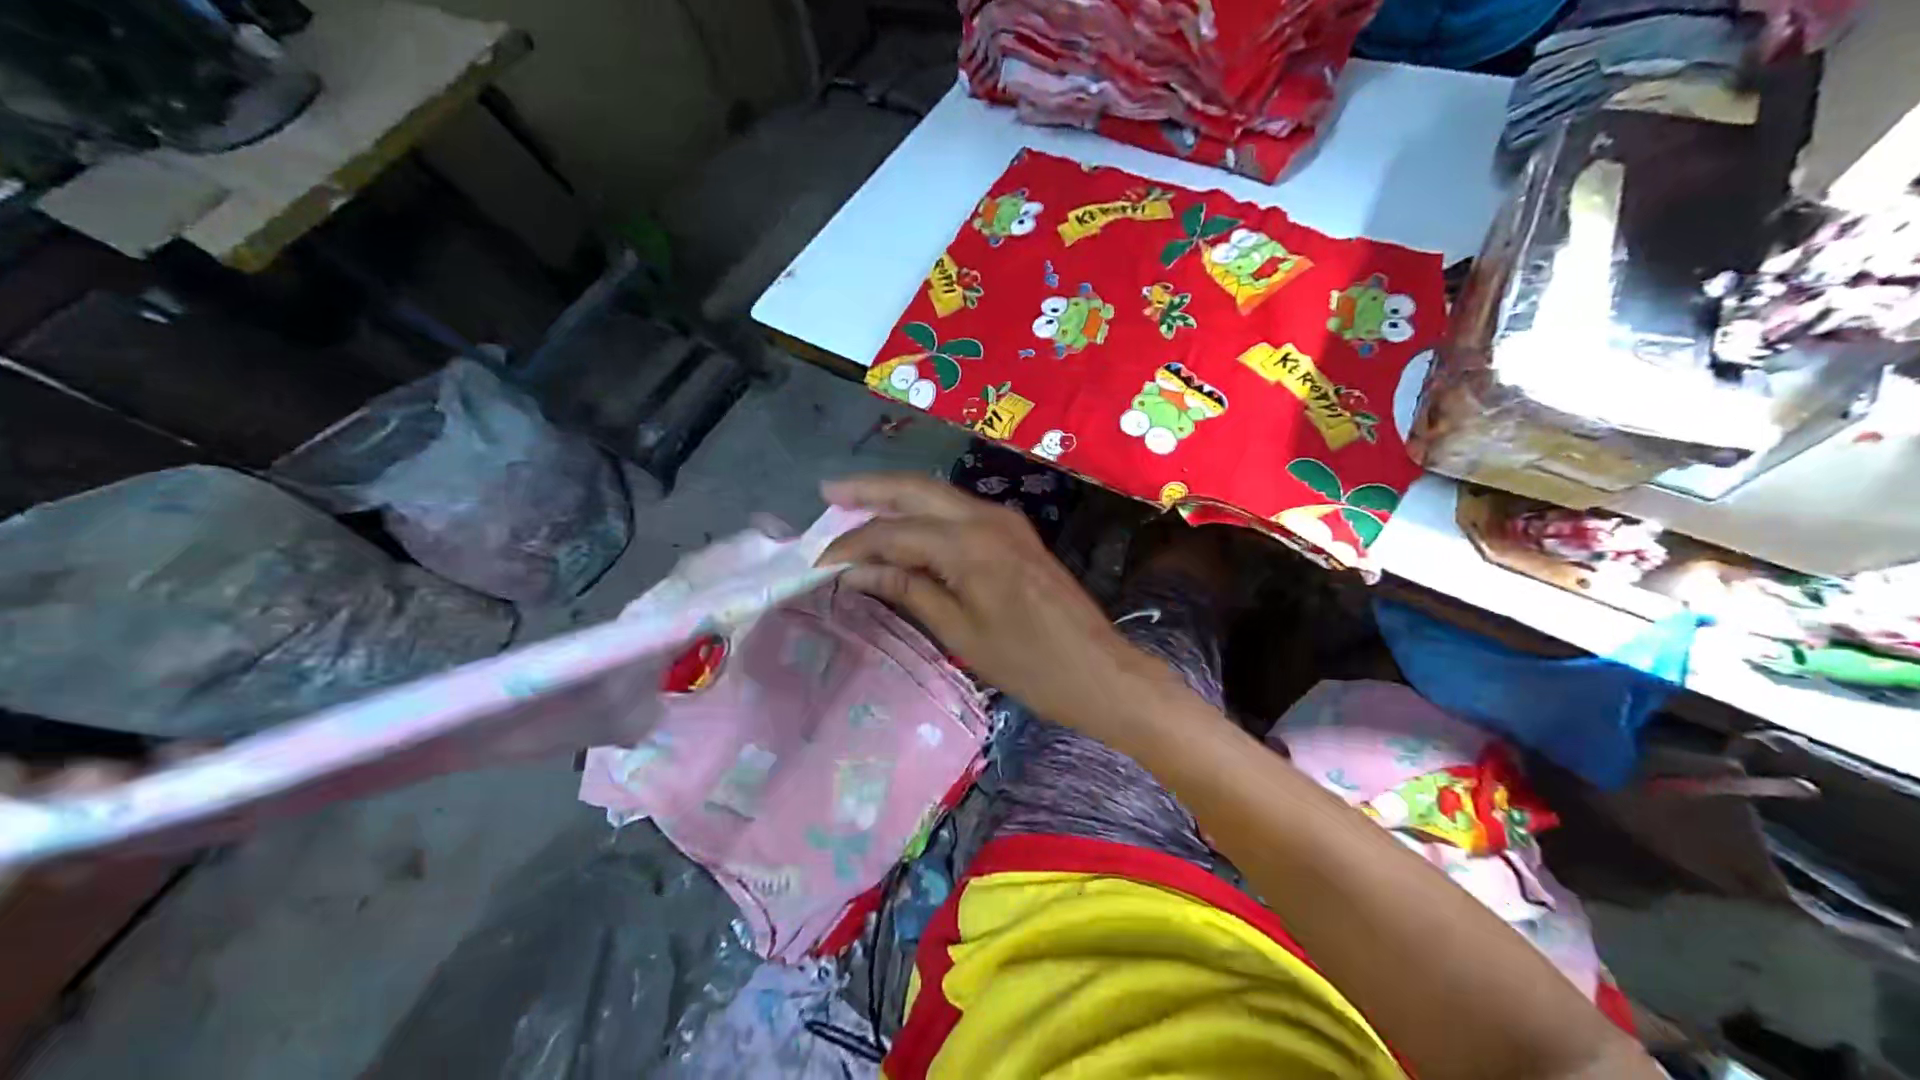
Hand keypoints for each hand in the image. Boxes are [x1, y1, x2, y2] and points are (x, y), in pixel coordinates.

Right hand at [818, 473, 1187, 741]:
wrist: (1100, 671)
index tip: (819, 562)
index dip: (852, 544)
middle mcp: (987, 518)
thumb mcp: (960, 632)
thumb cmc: (1028, 664)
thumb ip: (908, 590)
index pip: (894, 532)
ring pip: (939, 495)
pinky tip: (905, 525)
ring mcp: (1006, 521)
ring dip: (897, 497)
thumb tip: (857, 572)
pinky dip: (925, 513)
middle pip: (916, 489)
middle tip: (827, 493)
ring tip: (854, 505)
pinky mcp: (1016, 533)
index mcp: (970, 544)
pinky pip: (960, 512)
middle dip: (869, 489)